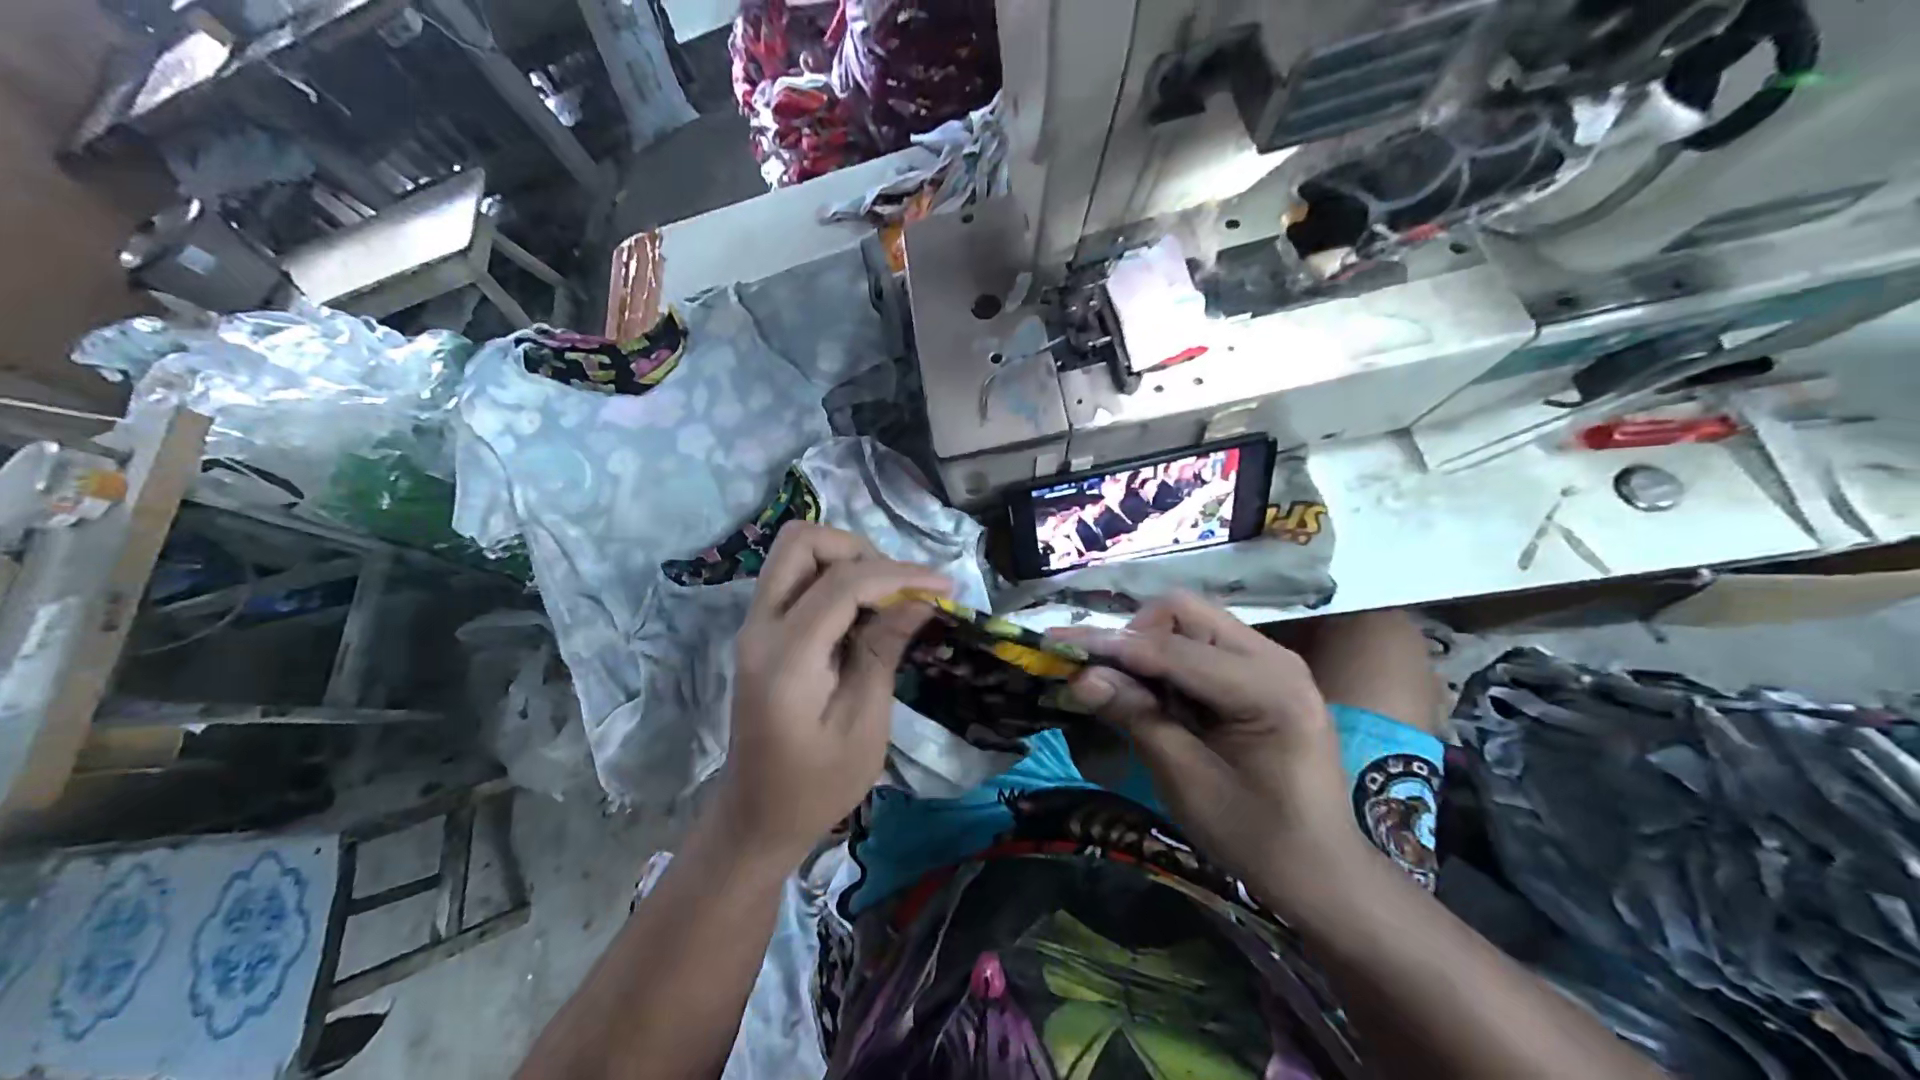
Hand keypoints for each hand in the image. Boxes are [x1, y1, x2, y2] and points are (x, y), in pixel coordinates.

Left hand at [719, 522, 948, 862]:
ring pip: (796, 553)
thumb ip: (883, 651)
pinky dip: (835, 579)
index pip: (843, 582)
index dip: (900, 574)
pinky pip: (796, 580)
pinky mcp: (762, 634)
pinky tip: (867, 611)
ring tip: (889, 596)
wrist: (758, 818)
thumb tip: (919, 599)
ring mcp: (755, 627)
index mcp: (786, 655)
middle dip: (859, 550)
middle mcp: (760, 627)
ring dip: (846, 560)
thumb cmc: (817, 785)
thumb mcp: (863, 724)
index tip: (945, 586)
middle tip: (901, 587)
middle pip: (802, 542)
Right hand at [1052, 592, 1363, 881]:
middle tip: (1107, 680)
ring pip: (1192, 621)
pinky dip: (1172, 659)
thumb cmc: (1256, 836)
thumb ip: (1137, 718)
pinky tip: (1164, 698)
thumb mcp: (1187, 782)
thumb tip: (1081, 677)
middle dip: (1135, 637)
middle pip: (1185, 612)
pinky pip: (1205, 642)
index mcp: (1268, 688)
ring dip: (1152, 647)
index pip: (1172, 648)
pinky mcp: (1266, 670)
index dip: (1111, 647)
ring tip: (1134, 694)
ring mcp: (1274, 660)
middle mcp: (1275, 658)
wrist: (1321, 869)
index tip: (1058, 646)